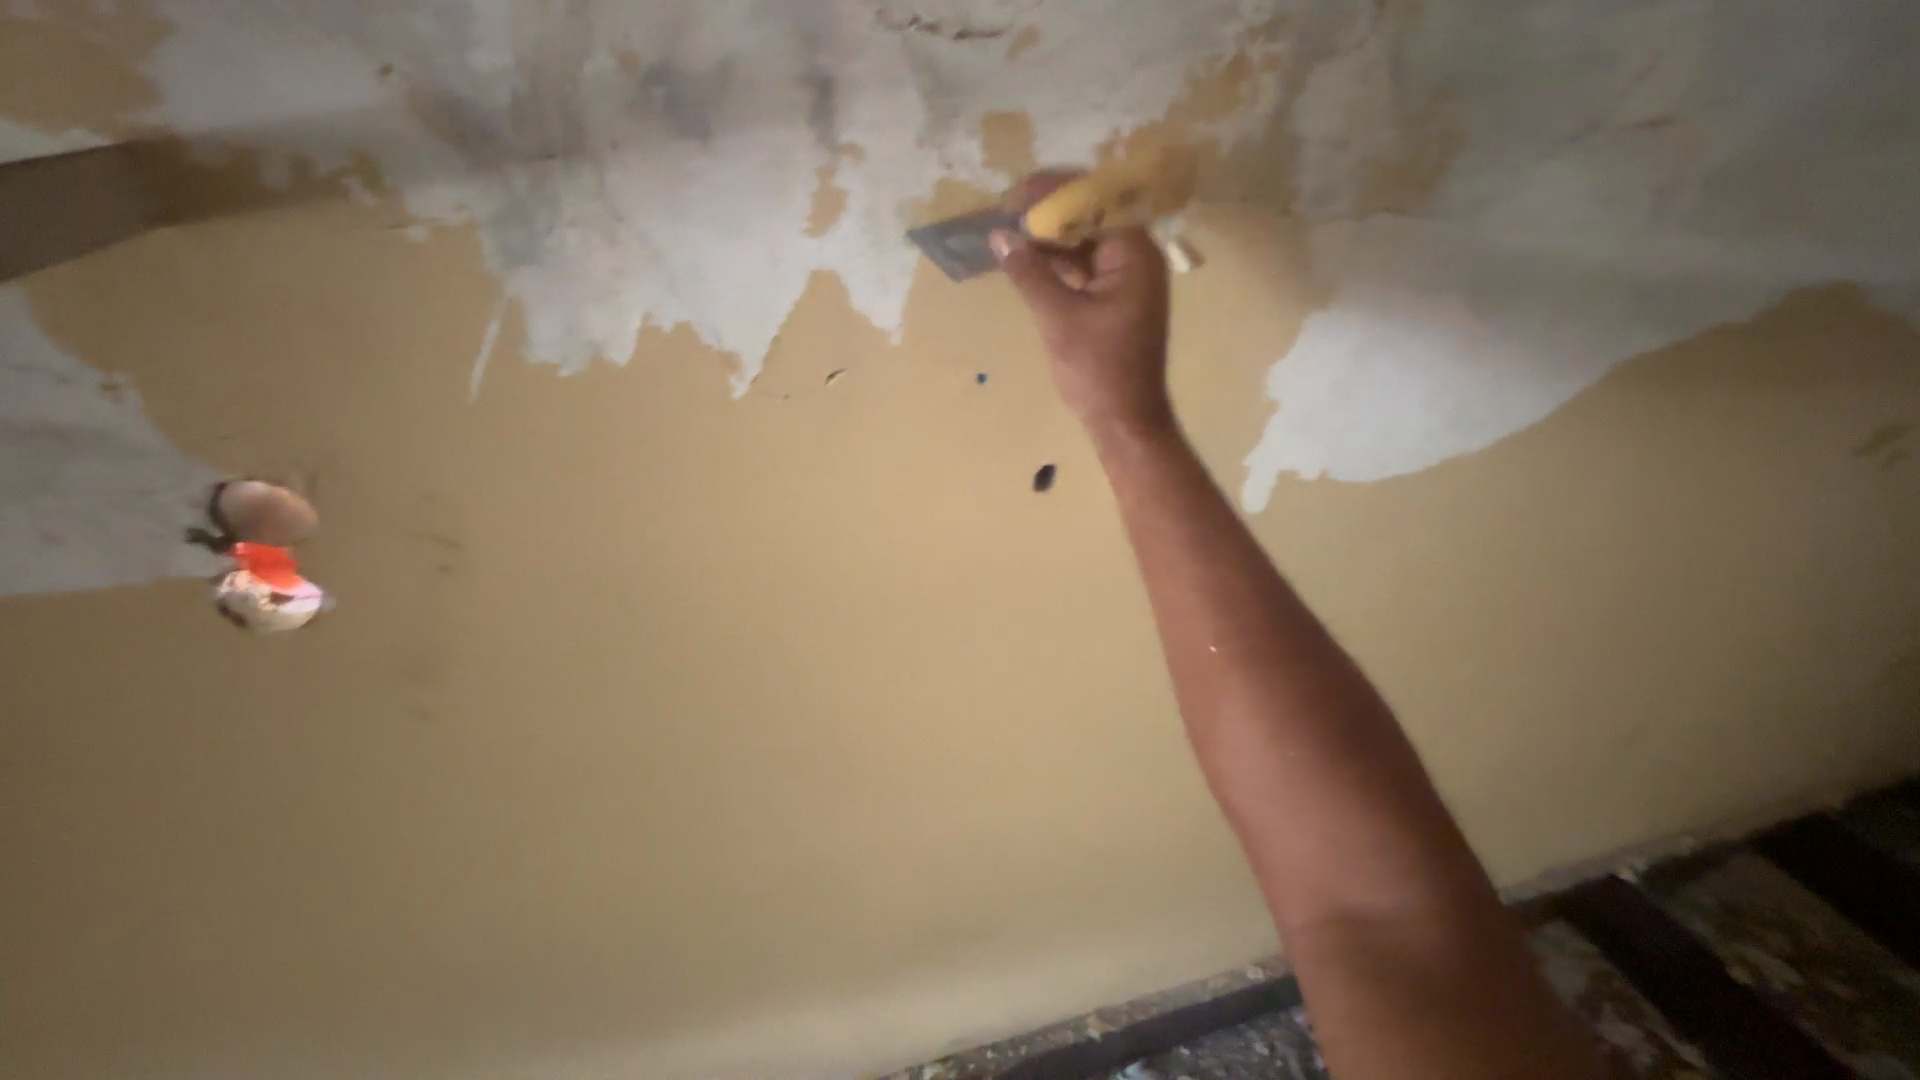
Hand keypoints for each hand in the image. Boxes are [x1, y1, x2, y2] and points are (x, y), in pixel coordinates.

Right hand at [992, 171, 1174, 437]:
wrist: (1124, 420)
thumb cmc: (1097, 369)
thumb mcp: (1057, 316)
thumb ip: (1028, 272)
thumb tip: (999, 236)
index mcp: (1134, 253)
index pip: (1095, 201)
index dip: (1053, 193)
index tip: (1014, 195)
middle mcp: (1137, 257)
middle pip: (1092, 217)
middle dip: (1049, 213)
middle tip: (1006, 211)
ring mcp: (1128, 278)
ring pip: (1085, 242)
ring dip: (1050, 238)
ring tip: (1009, 232)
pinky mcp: (1115, 299)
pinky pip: (1085, 267)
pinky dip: (1058, 263)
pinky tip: (1027, 260)